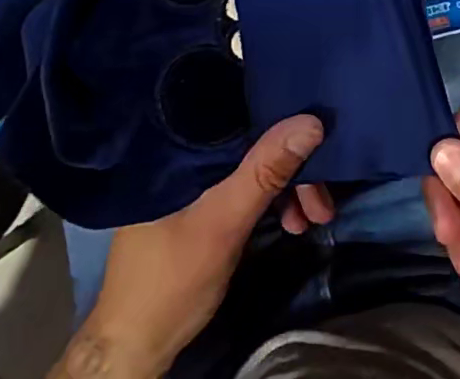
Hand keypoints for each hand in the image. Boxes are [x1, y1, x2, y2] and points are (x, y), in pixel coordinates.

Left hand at [49, 115, 324, 378]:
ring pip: (250, 169)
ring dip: (286, 190)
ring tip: (312, 220)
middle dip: (292, 170)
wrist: (135, 346)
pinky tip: (290, 222)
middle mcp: (183, 156)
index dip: (280, 120)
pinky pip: (243, 189)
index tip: (320, 138)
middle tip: (323, 203)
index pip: (236, 112)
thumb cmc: (172, 277)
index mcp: (178, 146)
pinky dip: (270, 203)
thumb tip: (312, 120)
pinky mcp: (199, 207)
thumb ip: (264, 172)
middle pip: (249, 145)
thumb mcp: (223, 222)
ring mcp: (192, 183)